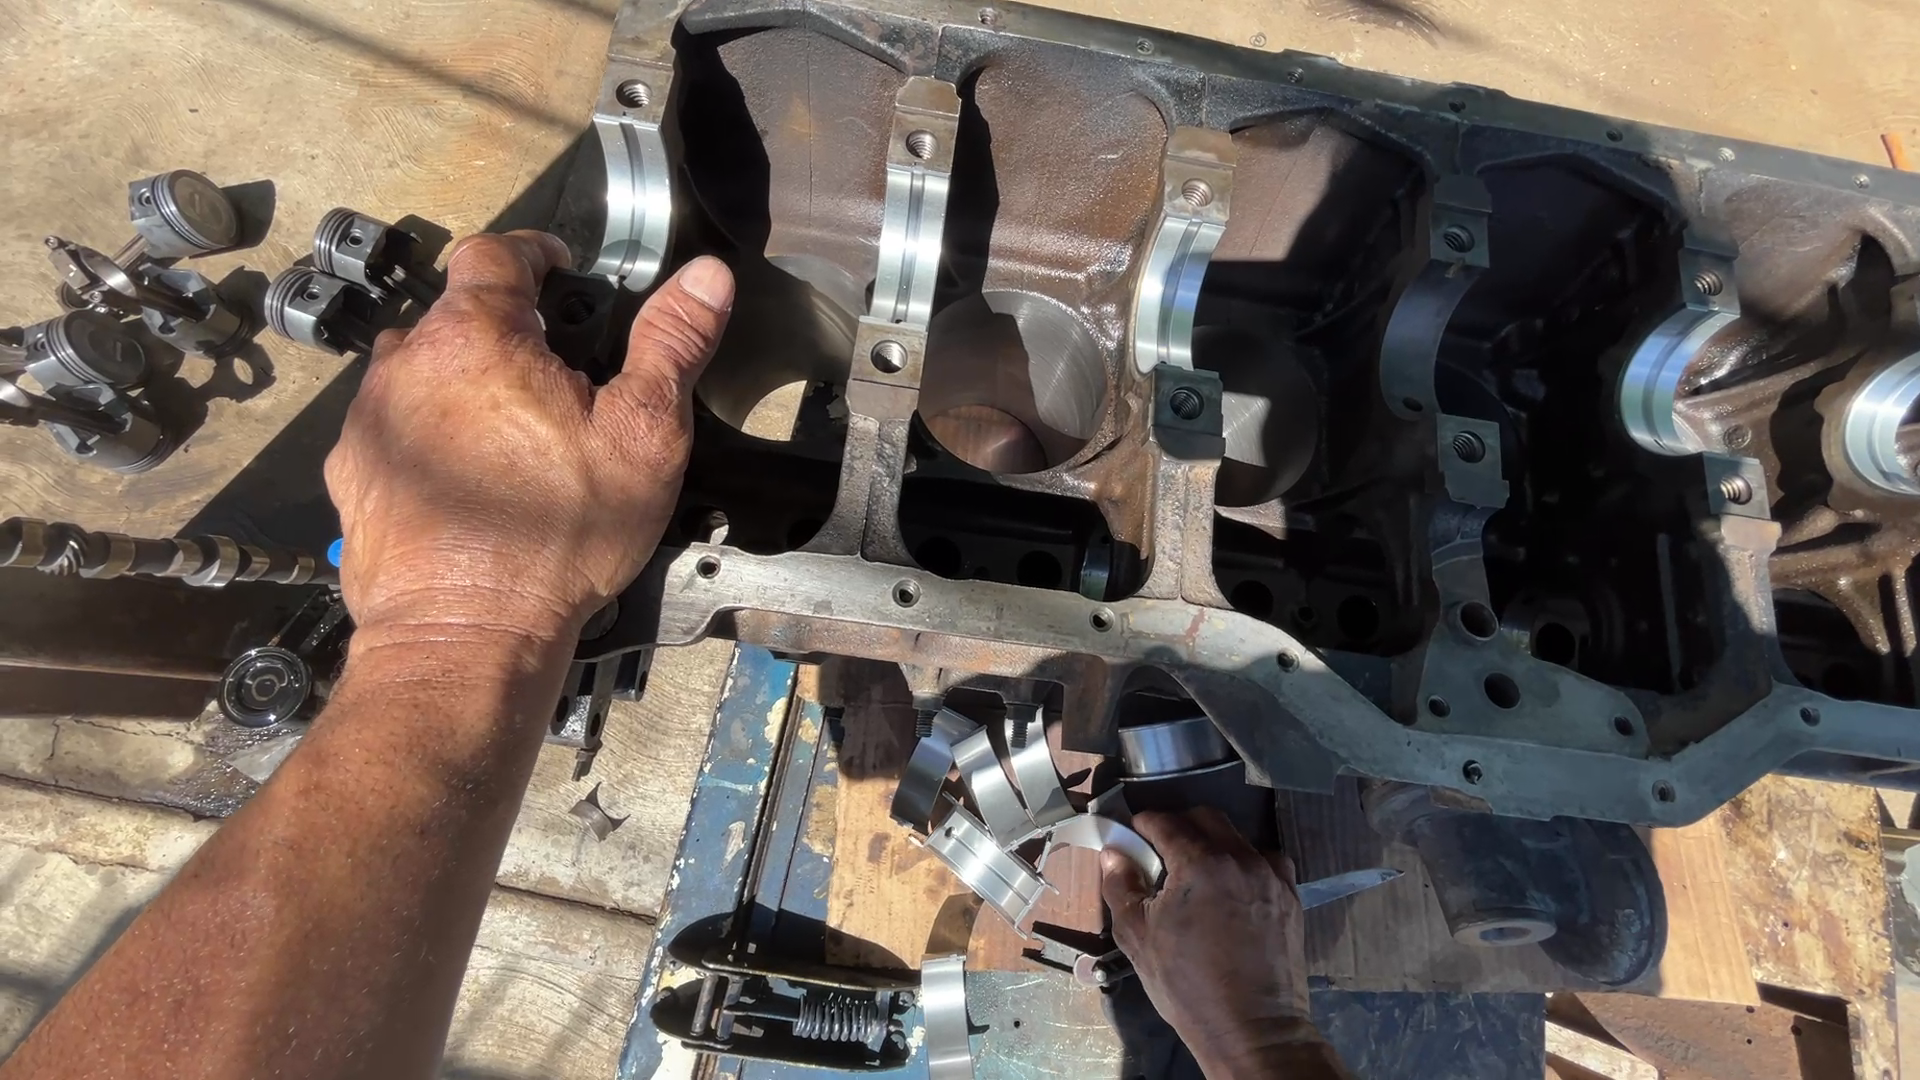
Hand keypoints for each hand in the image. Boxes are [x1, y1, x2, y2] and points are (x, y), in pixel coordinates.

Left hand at [324, 232, 734, 653]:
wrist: (471, 631)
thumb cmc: (564, 529)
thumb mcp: (643, 436)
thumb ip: (672, 347)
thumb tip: (708, 276)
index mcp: (479, 339)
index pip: (495, 254)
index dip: (535, 252)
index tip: (564, 268)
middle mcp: (406, 363)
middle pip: (459, 317)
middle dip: (510, 331)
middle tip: (562, 378)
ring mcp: (371, 419)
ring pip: (426, 371)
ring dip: (470, 382)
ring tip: (520, 433)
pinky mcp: (356, 472)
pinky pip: (402, 425)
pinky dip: (439, 432)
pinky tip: (478, 479)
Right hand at [1102, 808, 1316, 1075]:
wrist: (1254, 1034)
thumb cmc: (1188, 986)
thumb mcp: (1138, 937)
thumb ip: (1120, 886)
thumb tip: (1113, 852)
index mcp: (1199, 863)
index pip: (1163, 821)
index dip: (1142, 825)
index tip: (1131, 838)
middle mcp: (1238, 858)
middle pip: (1203, 817)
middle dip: (1177, 825)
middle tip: (1160, 851)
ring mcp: (1269, 875)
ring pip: (1235, 835)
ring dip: (1211, 842)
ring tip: (1197, 872)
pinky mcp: (1290, 896)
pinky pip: (1266, 859)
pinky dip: (1246, 862)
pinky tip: (1234, 885)